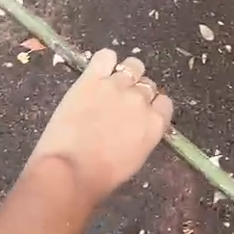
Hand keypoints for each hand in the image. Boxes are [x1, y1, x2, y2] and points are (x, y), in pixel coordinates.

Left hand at [25, 48, 172, 205]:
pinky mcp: (92, 78)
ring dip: (126, 73)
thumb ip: (142, 135)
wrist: (69, 171)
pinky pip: (105, 55)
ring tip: (111, 85)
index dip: (153, 106)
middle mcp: (140, 100)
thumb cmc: (100, 177)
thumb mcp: (134, 159)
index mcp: (154, 124)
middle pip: (147, 84)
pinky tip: (98, 70)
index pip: (164, 103)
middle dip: (138, 92)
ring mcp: (117, 85)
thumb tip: (137, 125)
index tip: (141, 114)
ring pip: (132, 65)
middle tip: (121, 105)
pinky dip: (105, 60)